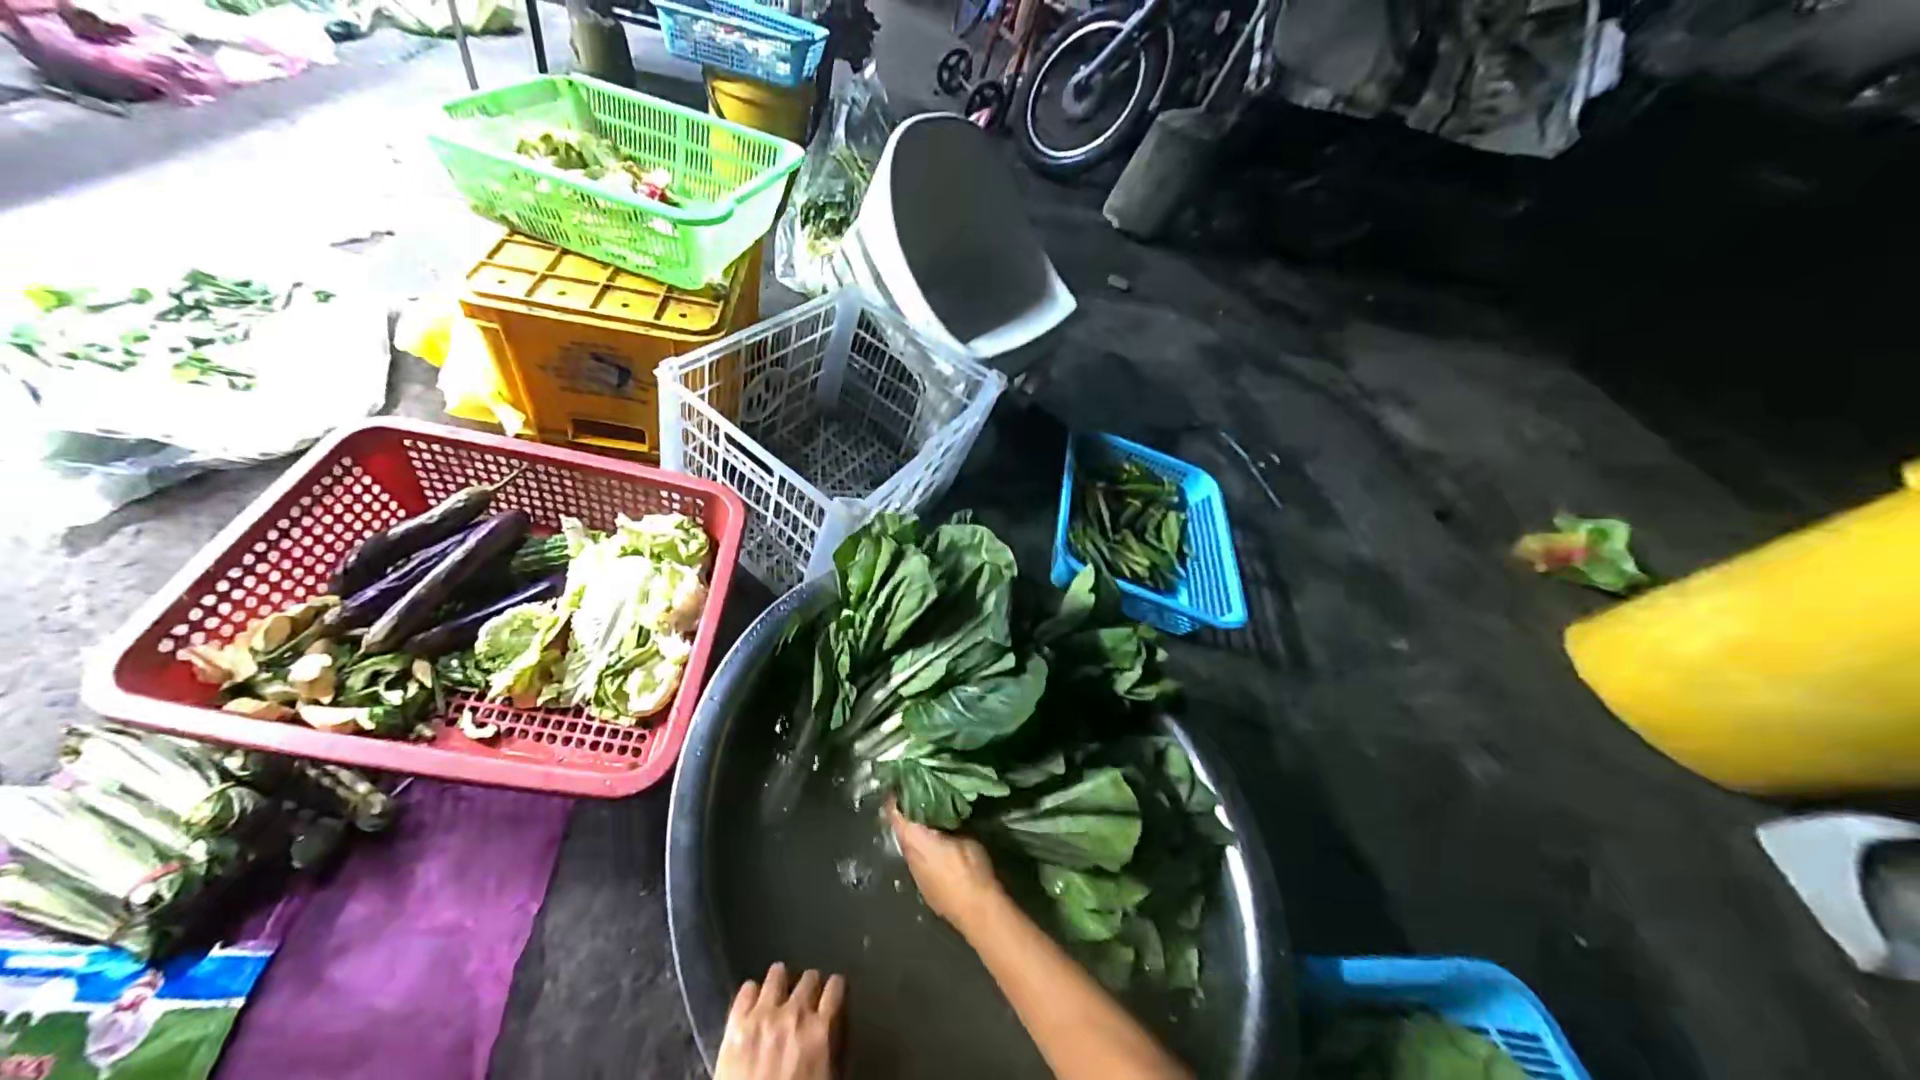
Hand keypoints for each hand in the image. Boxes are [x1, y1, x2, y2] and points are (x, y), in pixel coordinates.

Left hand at [713, 963, 844, 1079]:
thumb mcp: (828, 1076)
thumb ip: (833, 1046)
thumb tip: (835, 1026)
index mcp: (822, 1029)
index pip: (836, 986)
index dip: (835, 989)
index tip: (832, 994)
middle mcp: (795, 1013)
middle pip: (809, 977)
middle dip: (810, 986)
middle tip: (805, 998)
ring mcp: (763, 1015)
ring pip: (777, 973)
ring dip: (782, 982)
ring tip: (779, 992)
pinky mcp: (736, 1023)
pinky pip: (747, 990)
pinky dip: (753, 993)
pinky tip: (754, 1002)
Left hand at [887, 799, 1003, 931]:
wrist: (977, 911)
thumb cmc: (970, 868)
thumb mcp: (965, 835)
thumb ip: (949, 822)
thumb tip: (945, 813)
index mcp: (915, 839)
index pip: (895, 814)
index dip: (895, 798)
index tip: (901, 785)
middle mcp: (908, 856)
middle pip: (900, 829)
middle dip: (907, 813)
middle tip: (919, 797)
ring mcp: (914, 874)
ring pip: (908, 846)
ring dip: (915, 833)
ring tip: (929, 818)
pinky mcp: (923, 887)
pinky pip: (917, 860)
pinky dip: (922, 848)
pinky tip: (936, 845)